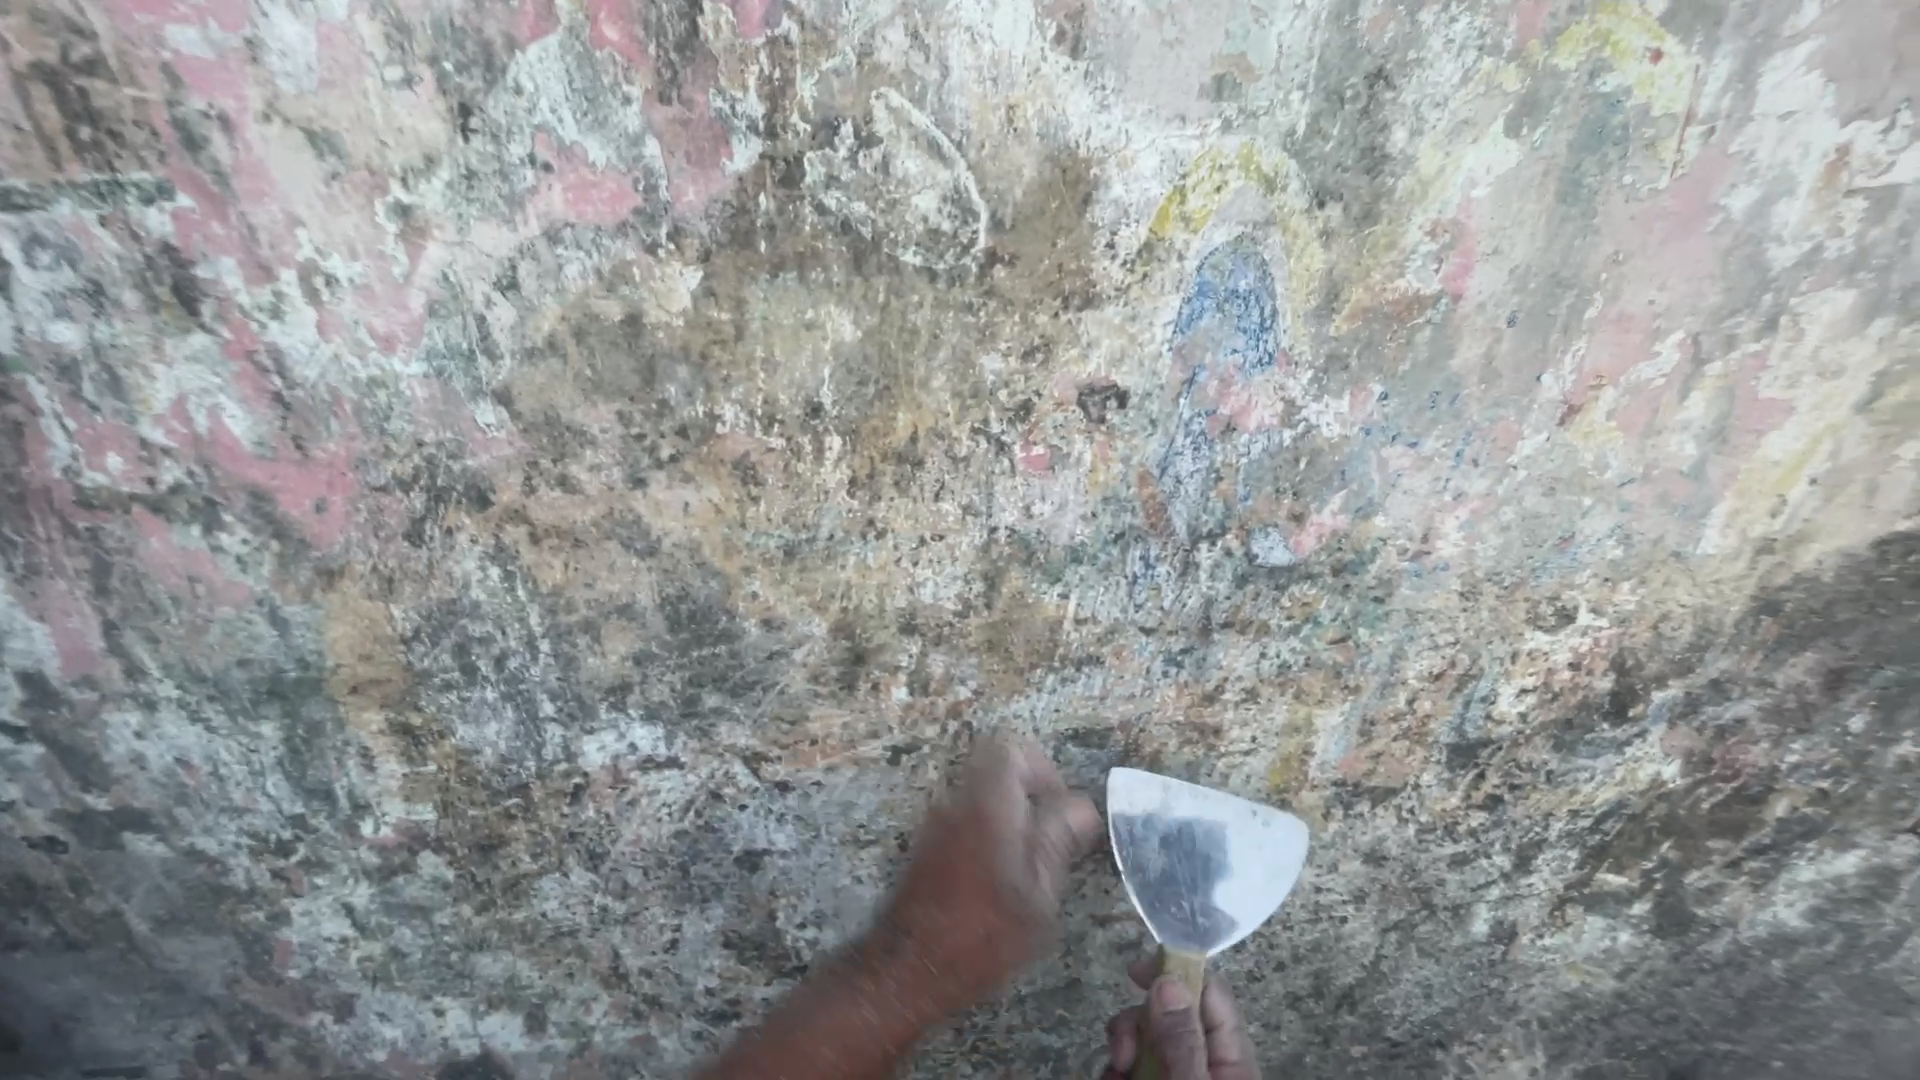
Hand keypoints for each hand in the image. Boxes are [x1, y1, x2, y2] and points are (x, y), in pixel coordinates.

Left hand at [869, 734, 1101, 1016]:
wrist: (910, 967)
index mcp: (989, 805)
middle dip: (1026, 791)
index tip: (1059, 804)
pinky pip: (964, 817)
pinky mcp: (926, 843)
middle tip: (1047, 832)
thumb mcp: (1037, 894)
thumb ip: (1058, 839)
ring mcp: (937, 821)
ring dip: (1007, 813)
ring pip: (979, 794)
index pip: (1012, 750)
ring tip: (1026, 863)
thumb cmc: (982, 935)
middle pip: (994, 768)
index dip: (1042, 768)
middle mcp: (958, 802)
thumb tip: (1081, 806)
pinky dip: (987, 830)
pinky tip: (998, 876)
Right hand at [1103, 956, 1258, 1079]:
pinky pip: (1134, 1066)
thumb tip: (1166, 979)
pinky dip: (1117, 1070)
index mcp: (1234, 1061)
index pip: (1211, 994)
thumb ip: (1181, 1041)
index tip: (1135, 971)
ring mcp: (1180, 1075)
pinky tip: (1110, 1079)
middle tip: (1121, 1053)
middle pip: (1169, 1014)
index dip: (1175, 972)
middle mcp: (1208, 1065)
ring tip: (1112, 1075)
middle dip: (1137, 1024)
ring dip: (1122, 1050)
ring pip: (1145, 1040)